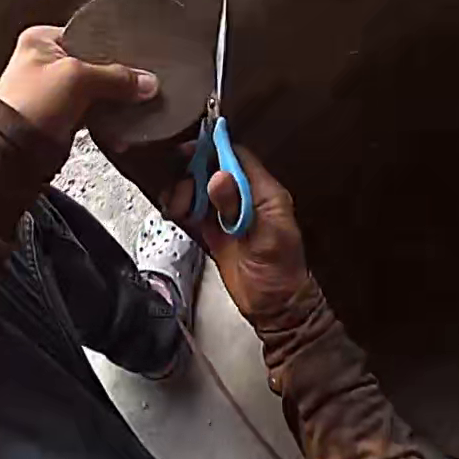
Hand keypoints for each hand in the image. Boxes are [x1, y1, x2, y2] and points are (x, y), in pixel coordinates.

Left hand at [0, 26, 158, 141]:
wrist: (15, 152)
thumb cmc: (31, 106)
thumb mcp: (77, 79)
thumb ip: (115, 77)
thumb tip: (147, 82)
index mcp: (41, 40)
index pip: (88, 35)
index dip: (113, 46)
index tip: (138, 57)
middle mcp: (46, 62)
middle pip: (95, 65)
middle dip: (118, 79)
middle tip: (141, 84)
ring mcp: (54, 91)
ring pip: (96, 91)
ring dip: (115, 102)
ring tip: (137, 106)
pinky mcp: (62, 116)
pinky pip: (93, 113)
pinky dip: (107, 120)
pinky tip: (123, 127)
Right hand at [165, 144, 309, 323]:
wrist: (275, 308)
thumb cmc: (281, 274)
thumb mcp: (266, 237)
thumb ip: (240, 206)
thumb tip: (219, 178)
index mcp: (264, 194)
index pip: (238, 157)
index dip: (214, 149)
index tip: (191, 150)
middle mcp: (244, 199)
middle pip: (212, 169)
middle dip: (193, 174)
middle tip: (183, 191)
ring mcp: (227, 214)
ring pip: (198, 189)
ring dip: (184, 194)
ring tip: (180, 209)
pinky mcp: (213, 231)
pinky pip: (192, 210)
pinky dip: (180, 209)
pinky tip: (177, 214)